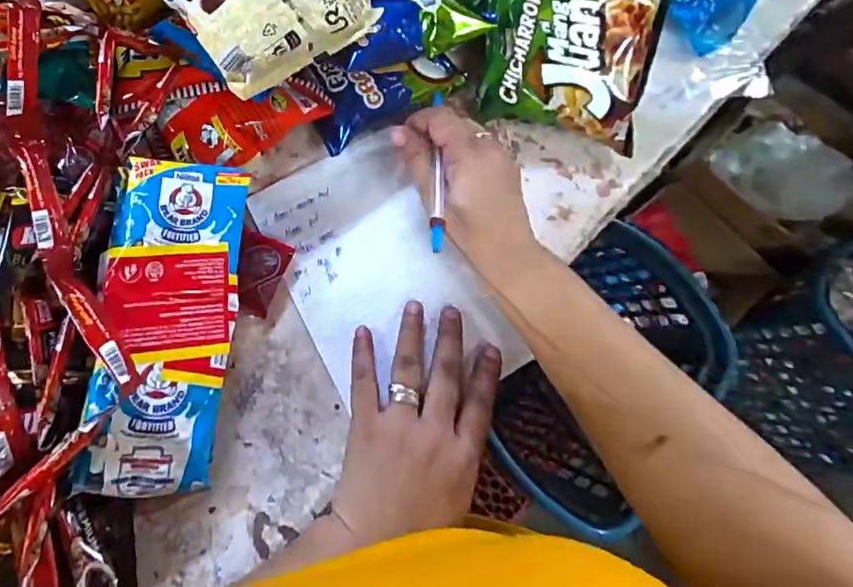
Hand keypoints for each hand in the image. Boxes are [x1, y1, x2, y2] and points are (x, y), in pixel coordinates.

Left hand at [328, 302, 500, 548]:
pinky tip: (363, 330)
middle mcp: (434, 432)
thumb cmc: (424, 534)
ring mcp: (398, 424)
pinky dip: (364, 355)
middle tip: (450, 309)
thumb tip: (472, 424)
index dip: (485, 372)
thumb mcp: (460, 501)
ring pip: (408, 370)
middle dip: (450, 340)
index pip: (479, 404)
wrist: (375, 545)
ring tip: (414, 306)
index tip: (488, 344)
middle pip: (446, 376)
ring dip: (412, 335)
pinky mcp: (365, 423)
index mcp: (462, 455)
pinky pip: (364, 382)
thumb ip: (465, 460)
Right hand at [392, 105, 544, 284]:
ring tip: (433, 161)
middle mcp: (489, 144)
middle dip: (431, 127)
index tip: (402, 137)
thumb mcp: (433, 196)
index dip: (417, 120)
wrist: (510, 254)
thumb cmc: (467, 230)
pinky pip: (480, 142)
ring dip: (447, 136)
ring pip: (468, 129)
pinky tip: (455, 170)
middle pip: (454, 119)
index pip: (440, 117)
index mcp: (470, 151)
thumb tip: (398, 132)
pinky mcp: (507, 163)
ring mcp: (501, 152)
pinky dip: (463, 145)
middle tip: (414, 150)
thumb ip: (416, 159)